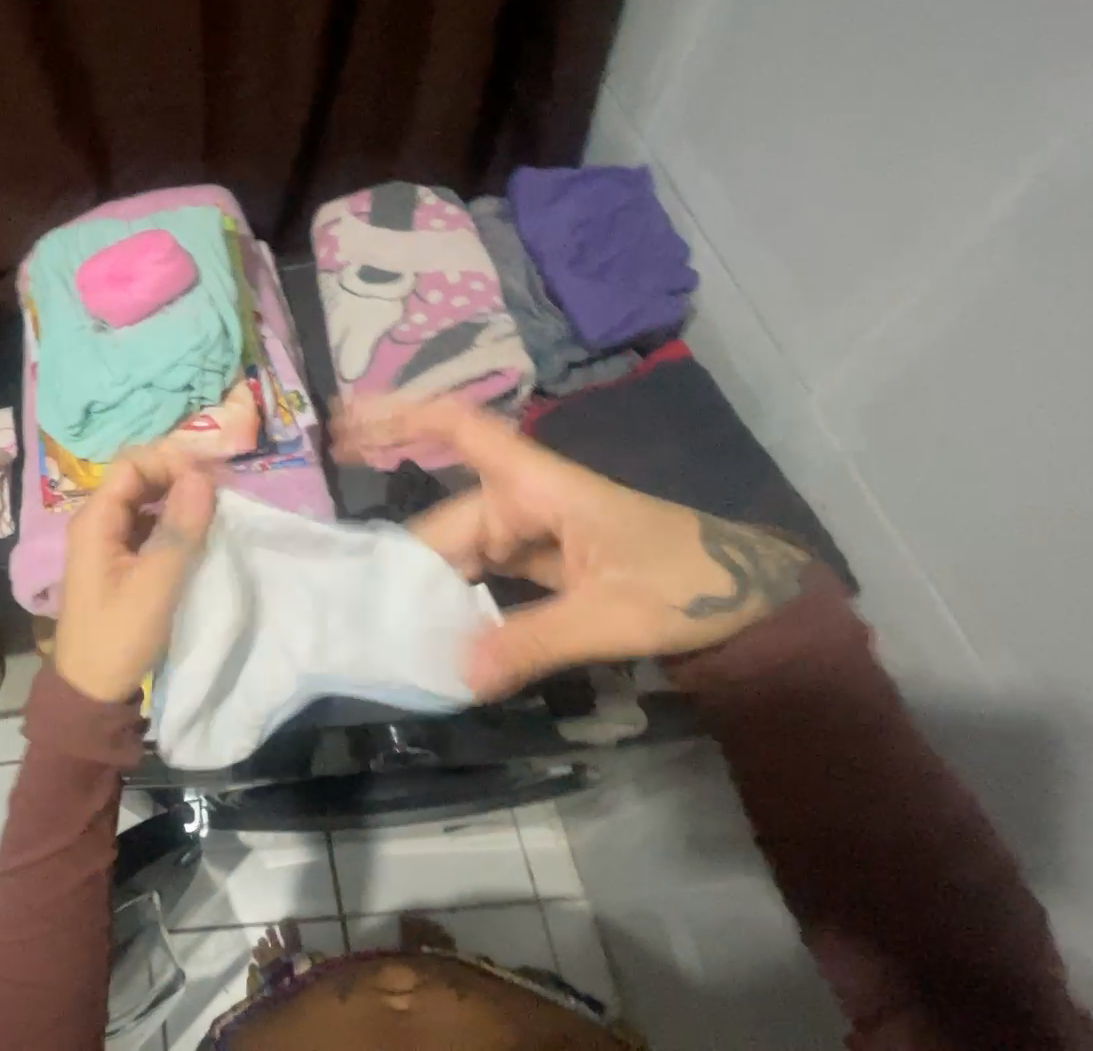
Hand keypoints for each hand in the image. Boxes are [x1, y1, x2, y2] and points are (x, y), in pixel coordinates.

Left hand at [55, 447, 216, 702]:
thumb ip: (180, 529)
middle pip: (139, 479)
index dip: (171, 461)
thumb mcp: (156, 583)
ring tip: (217, 510)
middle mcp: (98, 524)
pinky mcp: (121, 564)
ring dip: (179, 501)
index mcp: (95, 520)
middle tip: (222, 490)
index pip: (132, 464)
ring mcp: (108, 544)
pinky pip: (149, 528)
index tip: (212, 476)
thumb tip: (203, 476)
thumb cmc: (119, 636)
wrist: (92, 689)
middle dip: (179, 477)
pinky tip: (199, 535)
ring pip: (146, 504)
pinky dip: (174, 524)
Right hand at [338, 398, 811, 699]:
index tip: (342, 424)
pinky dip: (453, 604)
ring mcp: (526, 534)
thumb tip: (453, 674)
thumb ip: (532, 643)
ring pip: (455, 557)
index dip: (398, 418)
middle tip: (357, 613)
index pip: (459, 431)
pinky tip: (430, 632)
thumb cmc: (694, 582)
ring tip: (384, 632)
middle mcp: (520, 502)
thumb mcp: (613, 614)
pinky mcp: (534, 565)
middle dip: (402, 566)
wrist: (751, 600)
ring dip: (425, 592)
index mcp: (536, 487)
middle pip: (443, 524)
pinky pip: (477, 579)